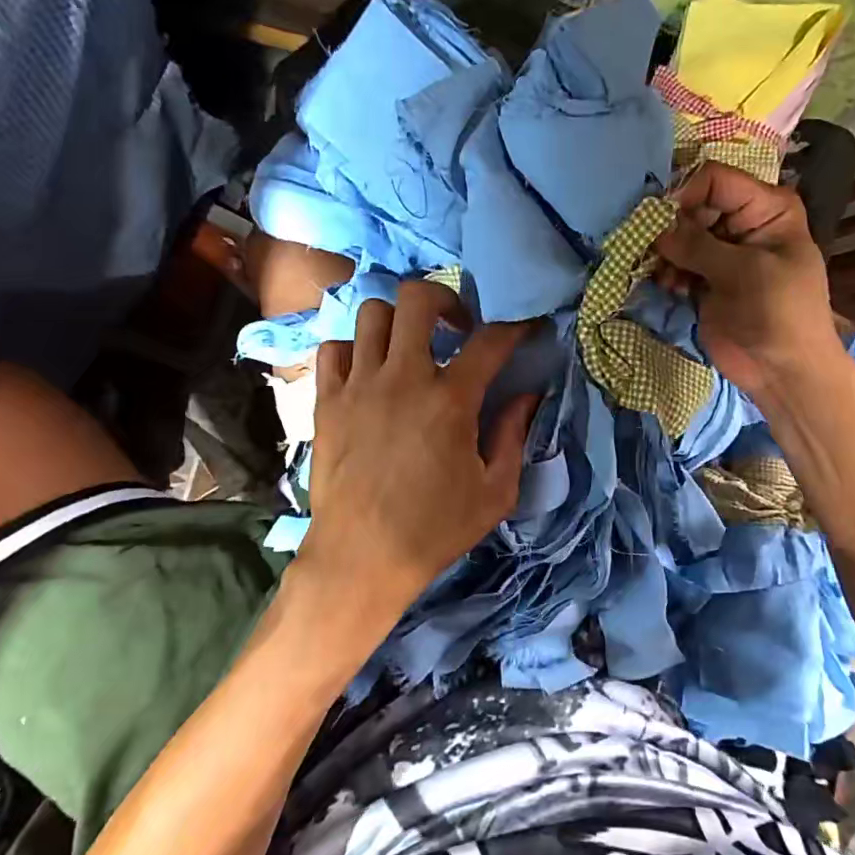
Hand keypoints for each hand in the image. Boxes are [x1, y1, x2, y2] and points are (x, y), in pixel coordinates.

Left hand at [301, 281, 538, 614]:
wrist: (361, 557)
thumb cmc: (433, 529)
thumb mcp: (495, 492)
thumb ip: (514, 436)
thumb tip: (527, 395)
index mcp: (450, 400)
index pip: (490, 341)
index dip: (515, 326)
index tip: (524, 326)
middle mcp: (403, 378)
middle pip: (417, 299)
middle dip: (443, 297)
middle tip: (454, 326)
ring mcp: (359, 385)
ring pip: (372, 314)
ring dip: (397, 321)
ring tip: (409, 347)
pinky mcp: (327, 400)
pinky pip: (334, 348)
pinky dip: (353, 349)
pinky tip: (368, 371)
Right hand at [656, 163, 840, 392]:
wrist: (783, 371)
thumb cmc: (778, 314)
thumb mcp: (743, 272)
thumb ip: (697, 245)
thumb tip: (652, 226)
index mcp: (766, 207)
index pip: (714, 179)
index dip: (684, 196)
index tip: (662, 226)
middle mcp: (742, 221)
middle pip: (691, 206)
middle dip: (670, 229)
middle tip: (658, 256)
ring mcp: (721, 250)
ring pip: (677, 235)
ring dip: (665, 255)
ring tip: (667, 279)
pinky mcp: (704, 276)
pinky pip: (674, 260)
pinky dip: (666, 272)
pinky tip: (670, 289)